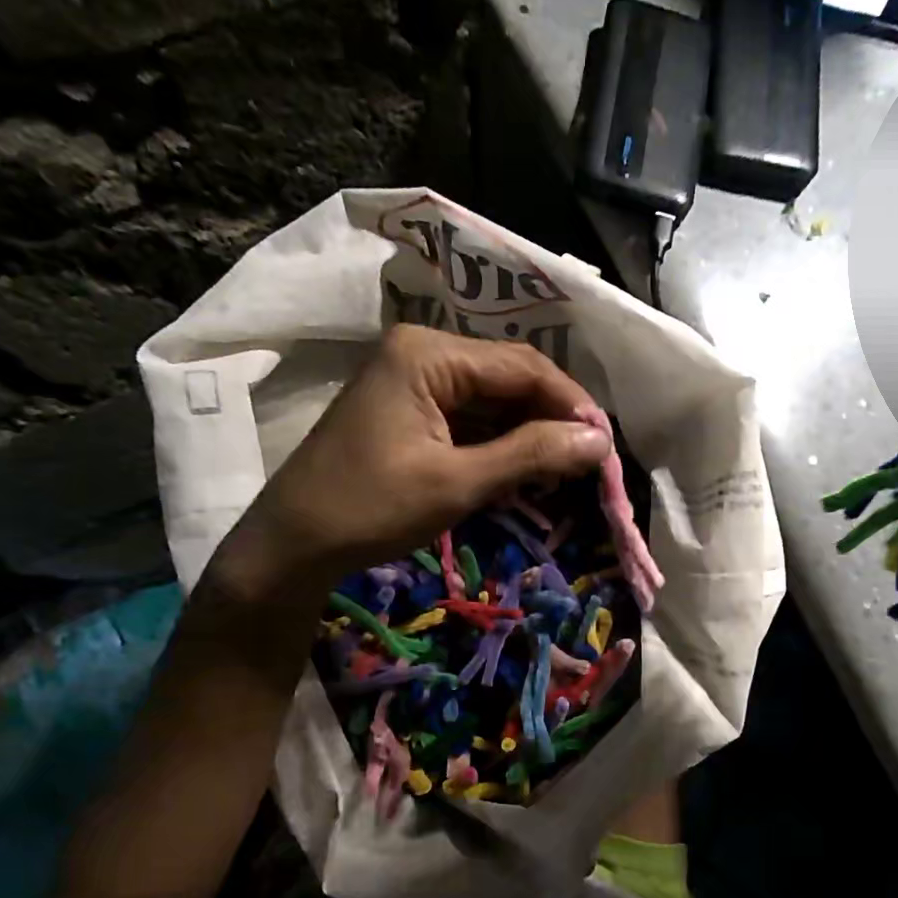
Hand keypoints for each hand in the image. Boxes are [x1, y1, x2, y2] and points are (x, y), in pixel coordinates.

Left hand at [204, 326, 611, 603]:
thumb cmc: (371, 508)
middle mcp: (422, 353)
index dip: (570, 403)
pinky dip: (498, 445)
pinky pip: (468, 419)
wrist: (293, 544)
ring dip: (527, 435)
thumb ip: (532, 454)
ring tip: (563, 472)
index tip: (604, 443)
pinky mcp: (408, 411)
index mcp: (429, 353)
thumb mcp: (457, 483)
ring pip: (491, 401)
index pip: (522, 366)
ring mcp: (412, 381)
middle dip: (550, 420)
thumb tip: (600, 440)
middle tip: (588, 463)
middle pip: (508, 379)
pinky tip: (524, 471)